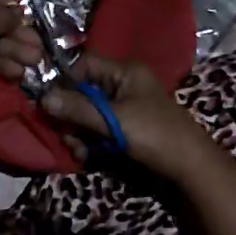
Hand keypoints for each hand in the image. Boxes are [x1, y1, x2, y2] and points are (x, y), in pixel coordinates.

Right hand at [43, 55, 214, 177]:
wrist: (192, 170)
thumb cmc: (155, 135)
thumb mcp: (114, 120)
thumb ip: (78, 109)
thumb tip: (43, 98)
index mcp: (125, 72)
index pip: (85, 64)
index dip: (67, 80)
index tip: (53, 102)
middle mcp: (124, 85)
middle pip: (84, 90)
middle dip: (71, 113)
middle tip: (65, 134)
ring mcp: (126, 107)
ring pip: (89, 111)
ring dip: (79, 130)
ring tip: (78, 150)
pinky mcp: (127, 128)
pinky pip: (99, 126)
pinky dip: (90, 139)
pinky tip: (86, 154)